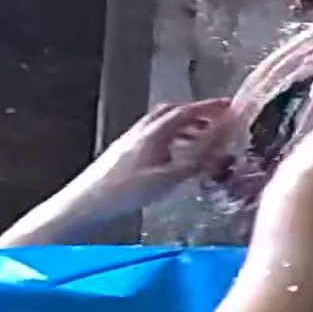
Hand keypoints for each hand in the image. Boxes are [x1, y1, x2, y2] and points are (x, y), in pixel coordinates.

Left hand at [67, 99, 234, 218]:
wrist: (82, 206)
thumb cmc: (125, 191)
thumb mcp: (171, 177)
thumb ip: (201, 158)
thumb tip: (225, 144)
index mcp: (155, 133)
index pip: (188, 111)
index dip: (211, 106)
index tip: (230, 105)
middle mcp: (142, 131)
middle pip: (173, 112)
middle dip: (199, 112)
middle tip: (218, 119)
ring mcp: (130, 141)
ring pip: (163, 123)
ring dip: (185, 124)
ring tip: (202, 136)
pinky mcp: (124, 152)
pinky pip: (154, 134)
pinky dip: (173, 136)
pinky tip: (177, 152)